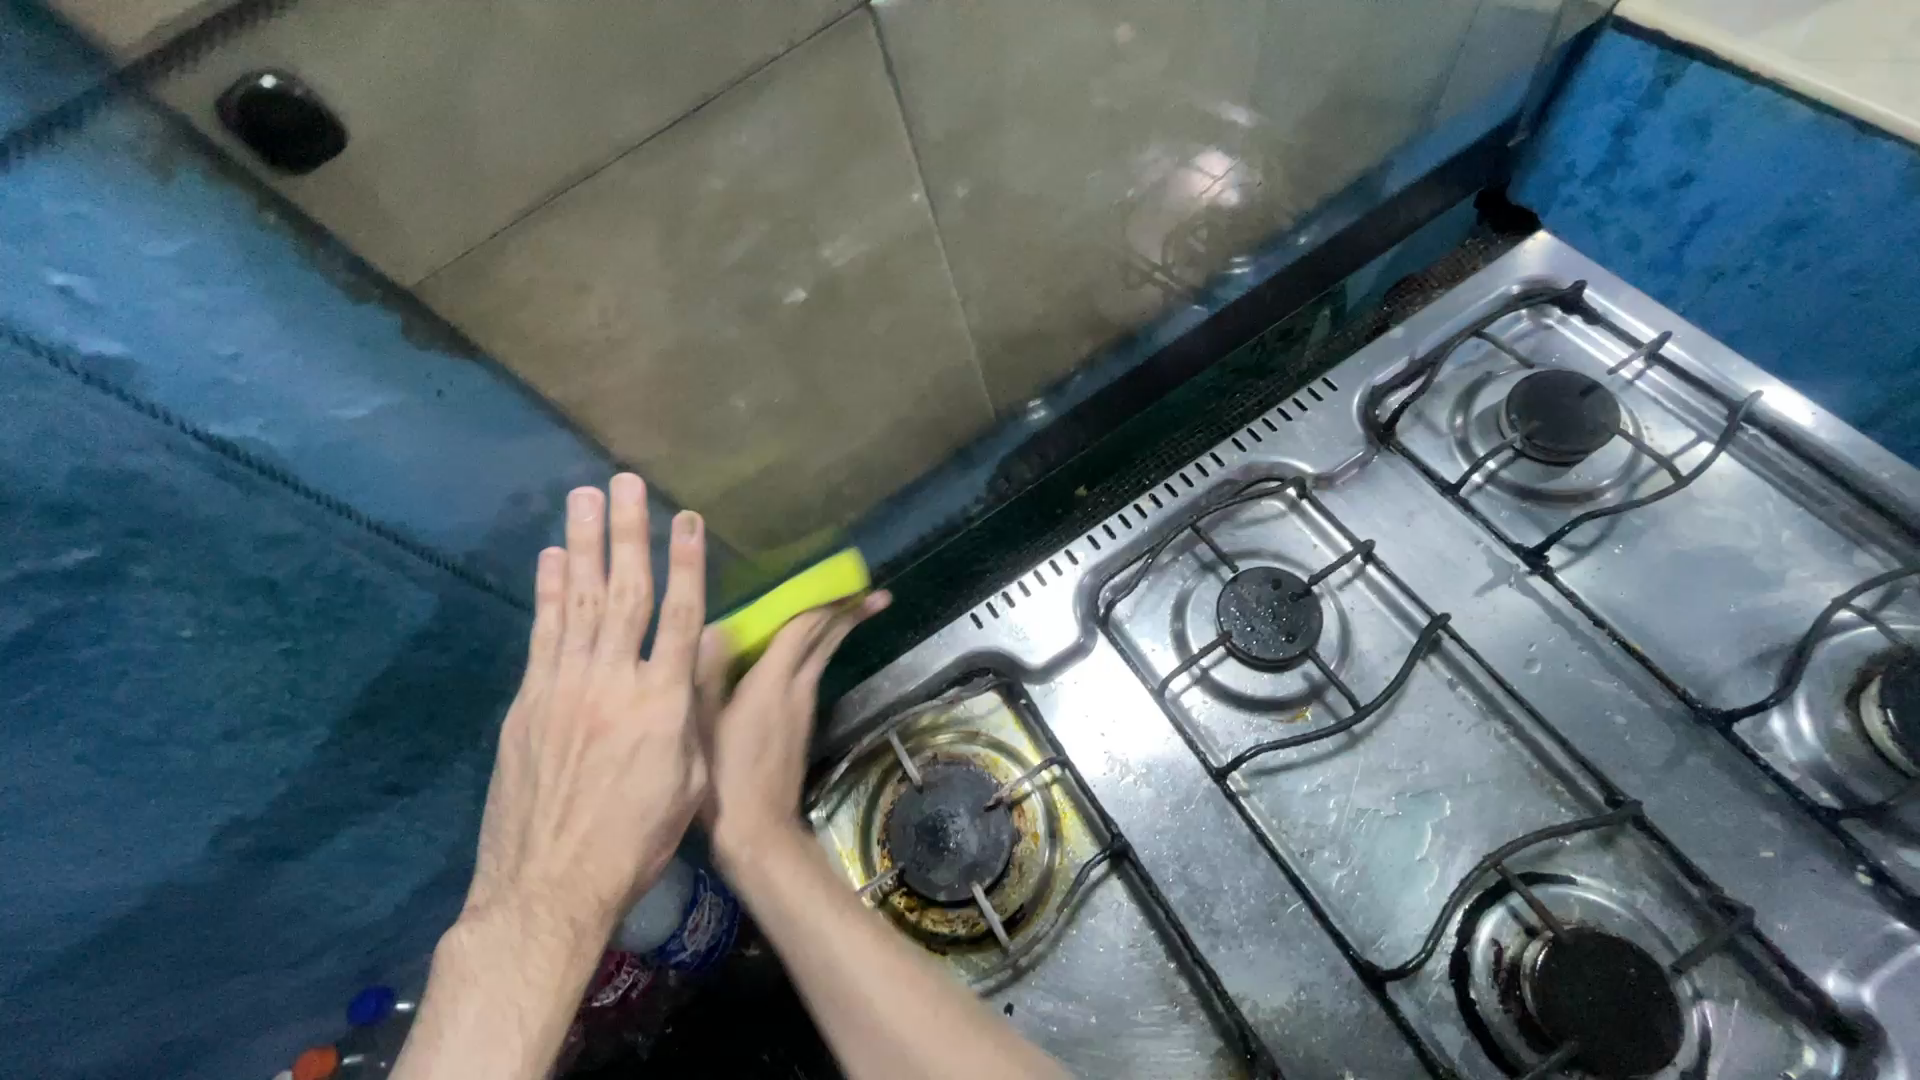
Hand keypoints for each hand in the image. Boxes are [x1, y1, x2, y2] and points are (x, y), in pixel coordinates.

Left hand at [465, 474, 708, 939]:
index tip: (687, 519)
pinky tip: (554, 558)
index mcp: (663, 703)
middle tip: (625, 484)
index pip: (681, 617)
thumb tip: (700, 660)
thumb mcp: (688, 781)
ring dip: (586, 545)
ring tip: (586, 499)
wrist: (549, 886)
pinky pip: (543, 634)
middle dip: (629, 533)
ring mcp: (564, 688)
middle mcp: (614, 681)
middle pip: (626, 593)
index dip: (688, 563)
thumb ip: (692, 713)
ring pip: (581, 602)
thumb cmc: (636, 841)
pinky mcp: (529, 702)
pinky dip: (549, 592)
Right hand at [695, 592, 889, 870]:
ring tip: (851, 608)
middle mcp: (797, 689)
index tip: (848, 581)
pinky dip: (818, 652)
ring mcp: (803, 708)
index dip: (824, 601)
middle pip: (826, 639)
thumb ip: (708, 673)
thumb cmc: (722, 776)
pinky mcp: (802, 725)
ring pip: (823, 656)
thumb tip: (714, 626)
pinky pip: (813, 673)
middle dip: (849, 612)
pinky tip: (808, 649)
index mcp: (772, 681)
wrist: (758, 830)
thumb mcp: (701, 722)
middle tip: (873, 591)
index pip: (805, 628)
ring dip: (837, 630)